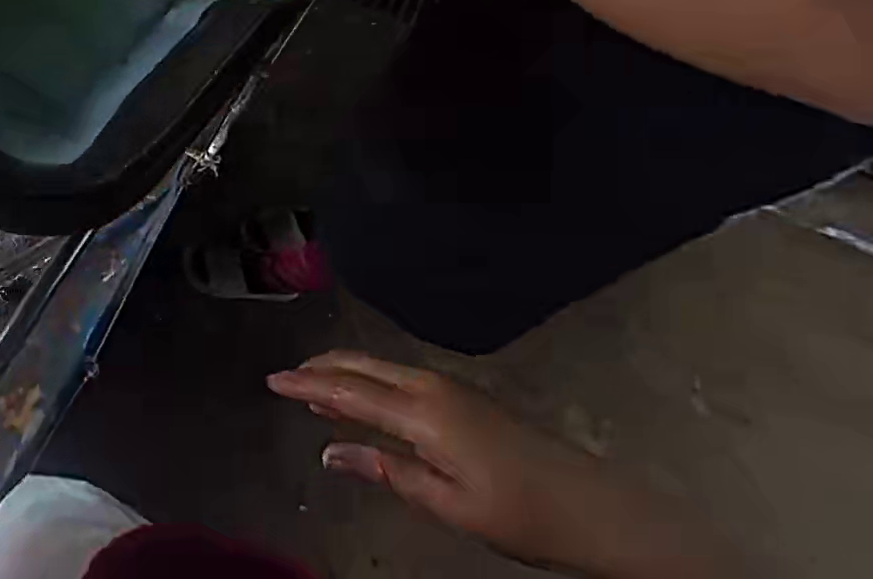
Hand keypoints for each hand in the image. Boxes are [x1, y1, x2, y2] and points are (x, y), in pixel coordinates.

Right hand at [269, 352, 746, 578]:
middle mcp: (427, 386)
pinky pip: (394, 371)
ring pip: (375, 364)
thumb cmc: (523, 514)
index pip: (345, 391)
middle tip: (286, 376)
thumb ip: (387, 471)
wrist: (607, 510)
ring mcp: (446, 384)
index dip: (305, 385)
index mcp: (421, 413)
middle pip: (357, 365)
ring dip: (339, 370)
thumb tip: (329, 451)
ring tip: (313, 384)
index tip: (271, 380)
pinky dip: (365, 376)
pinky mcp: (461, 391)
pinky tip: (363, 395)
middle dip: (317, 368)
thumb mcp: (452, 506)